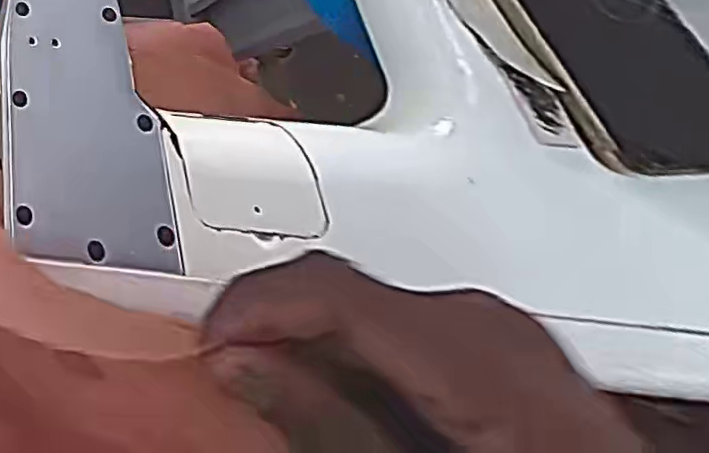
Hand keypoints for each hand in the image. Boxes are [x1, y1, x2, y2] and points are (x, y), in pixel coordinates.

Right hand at [200, 252, 643, 452]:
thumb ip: (327, 421)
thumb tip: (243, 362)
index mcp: (479, 349)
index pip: (330, 287)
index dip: (254, 304)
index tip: (211, 338)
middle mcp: (489, 323)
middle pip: (340, 288)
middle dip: (276, 322)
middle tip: (233, 368)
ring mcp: (497, 331)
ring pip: (361, 302)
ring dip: (308, 335)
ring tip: (277, 385)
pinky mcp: (497, 348)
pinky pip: (395, 325)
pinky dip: (349, 348)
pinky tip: (335, 391)